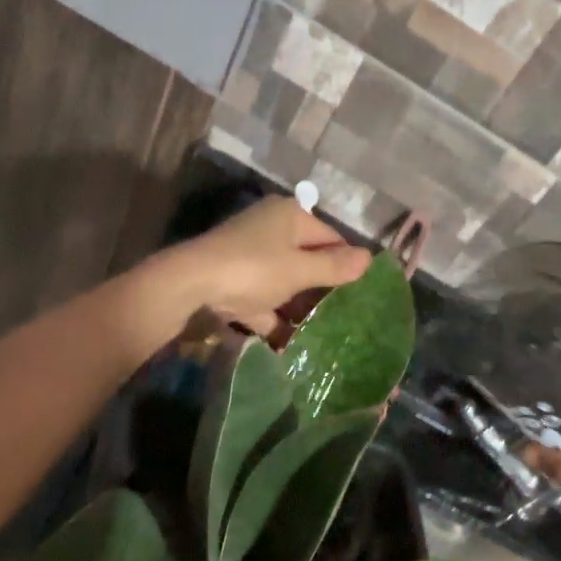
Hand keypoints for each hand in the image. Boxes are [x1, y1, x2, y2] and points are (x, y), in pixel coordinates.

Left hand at [157, 196, 371, 336]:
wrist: (191, 285)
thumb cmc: (253, 270)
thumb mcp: (299, 270)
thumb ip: (333, 268)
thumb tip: (370, 259)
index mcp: (290, 216)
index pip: (330, 238)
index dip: (345, 264)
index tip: (360, 292)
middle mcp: (268, 229)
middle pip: (305, 260)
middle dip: (320, 289)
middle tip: (342, 318)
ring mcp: (247, 255)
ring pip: (282, 282)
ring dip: (296, 308)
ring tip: (318, 335)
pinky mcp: (230, 281)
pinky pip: (259, 300)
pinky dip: (270, 318)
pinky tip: (286, 345)